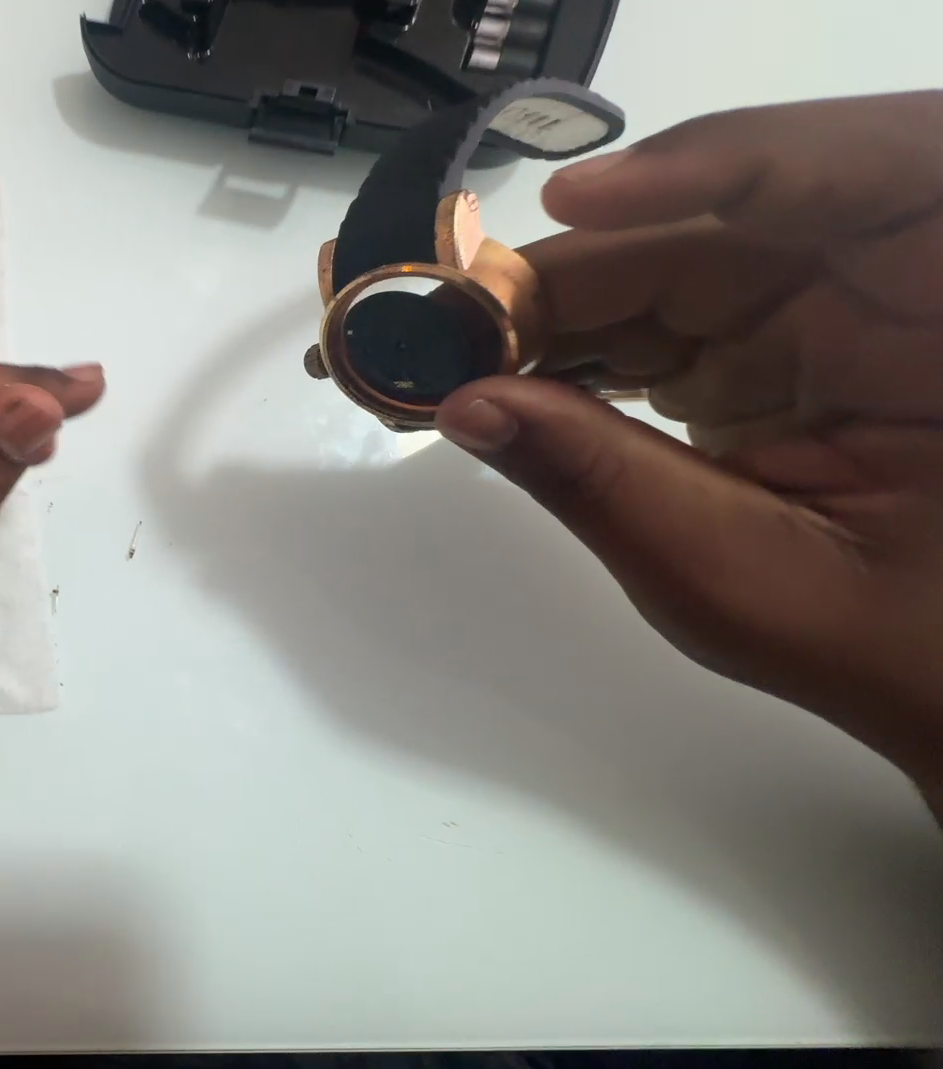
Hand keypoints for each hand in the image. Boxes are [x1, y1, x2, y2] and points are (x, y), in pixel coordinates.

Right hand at [434, 92, 942, 796]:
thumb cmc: (895, 646)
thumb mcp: (732, 572)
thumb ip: (595, 478)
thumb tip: (462, 403)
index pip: (861, 181)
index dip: (704, 169)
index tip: (564, 205)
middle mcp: (891, 290)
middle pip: (706, 235)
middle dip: (556, 280)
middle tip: (426, 328)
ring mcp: (825, 316)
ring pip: (658, 273)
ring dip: (538, 317)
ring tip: (433, 359)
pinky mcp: (768, 346)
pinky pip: (649, 319)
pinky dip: (561, 350)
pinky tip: (490, 379)